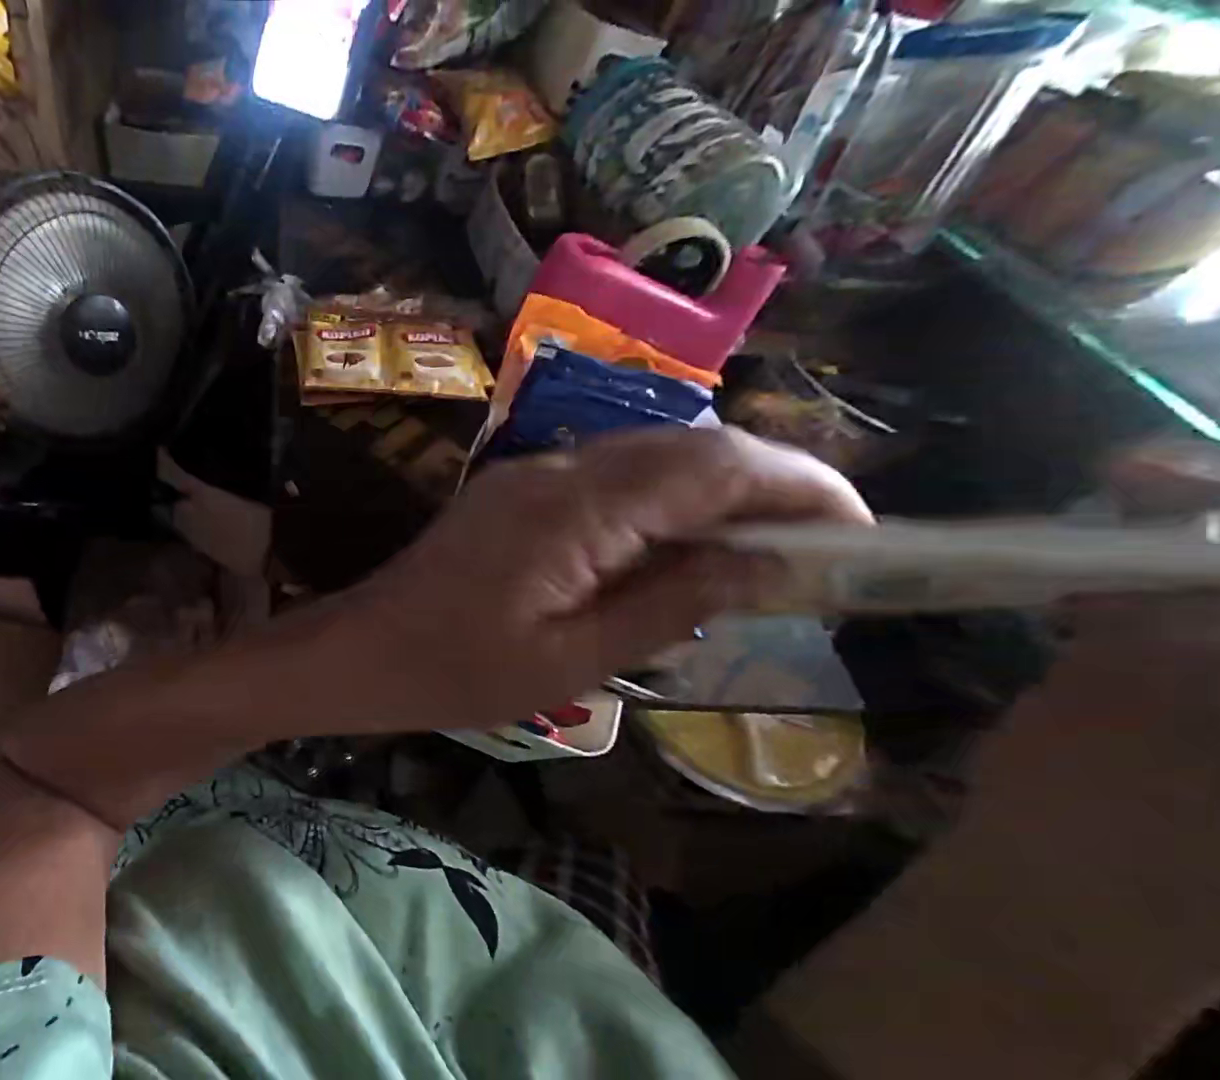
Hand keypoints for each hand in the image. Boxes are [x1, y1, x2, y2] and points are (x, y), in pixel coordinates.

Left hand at [334, 427, 871, 730]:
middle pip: (686, 449)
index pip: (714, 465)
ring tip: (760, 557)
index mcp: (575, 508)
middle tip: (818, 549)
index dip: (799, 486)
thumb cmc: (457, 672)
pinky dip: (659, 503)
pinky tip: (675, 552)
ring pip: (648, 458)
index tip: (858, 532)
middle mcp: (554, 468)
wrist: (361, 650)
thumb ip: (672, 604)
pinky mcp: (512, 490)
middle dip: (766, 486)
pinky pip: (606, 478)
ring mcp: (528, 472)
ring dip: (714, 493)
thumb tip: (771, 570)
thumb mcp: (574, 659)